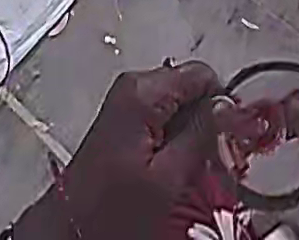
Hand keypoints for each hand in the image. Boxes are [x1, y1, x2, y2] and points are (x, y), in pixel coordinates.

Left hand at [12, 62, 225, 239]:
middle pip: (189, 86)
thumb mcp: (168, 178)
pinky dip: (174, 137)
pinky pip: (162, 114)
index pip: (202, 74)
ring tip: (189, 169)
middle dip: (206, 119)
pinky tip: (172, 167)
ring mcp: (127, 99)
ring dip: (191, 131)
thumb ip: (201, 134)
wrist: (69, 230)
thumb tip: (229, 105)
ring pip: (178, 102)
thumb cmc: (114, 208)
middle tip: (210, 160)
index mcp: (144, 90)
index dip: (221, 104)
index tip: (229, 138)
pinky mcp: (124, 116)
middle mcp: (135, 84)